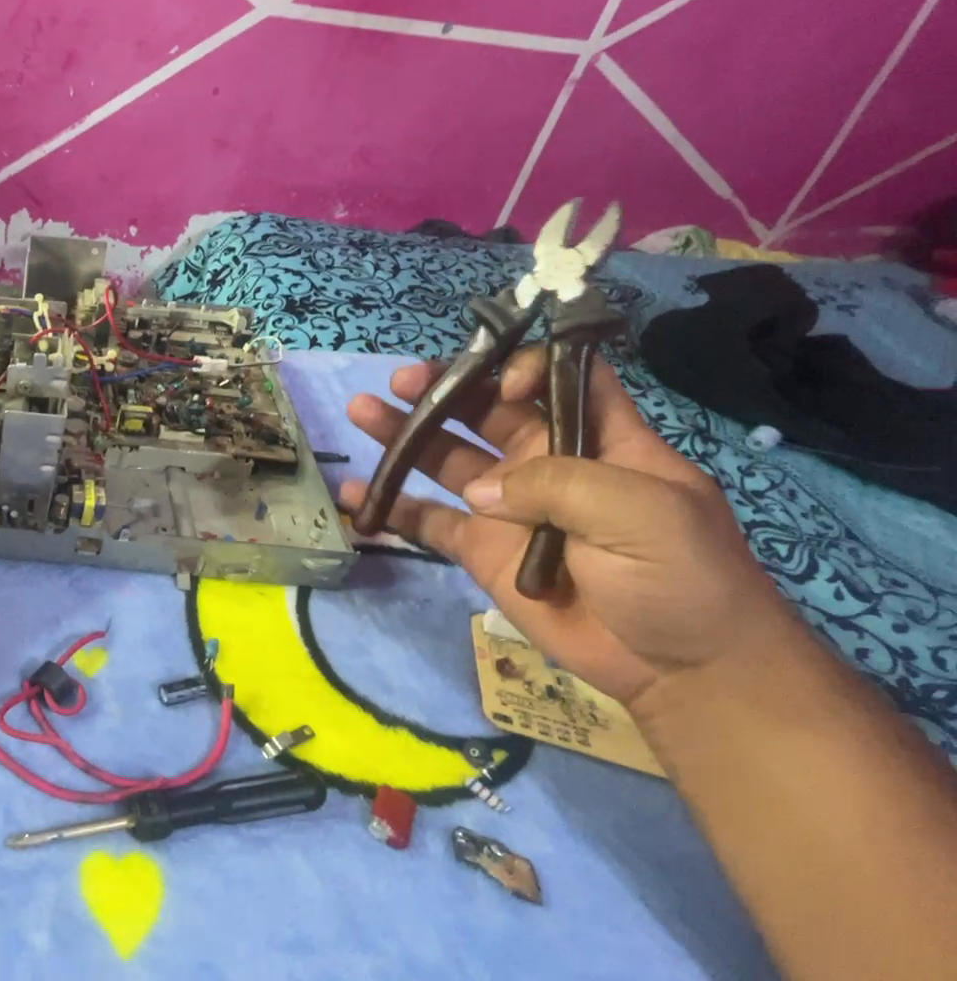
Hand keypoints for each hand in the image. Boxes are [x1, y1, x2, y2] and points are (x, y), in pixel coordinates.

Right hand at [339, 348, 795, 709]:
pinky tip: (354, 494)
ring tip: (362, 412)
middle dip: (446, 390)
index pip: (560, 381)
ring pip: (446, 459)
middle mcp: (548, 464)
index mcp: (600, 441)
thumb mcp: (639, 510)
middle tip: (401, 381)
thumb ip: (555, 484)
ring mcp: (509, 508)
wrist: (681, 669)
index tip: (503, 383)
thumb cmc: (681, 576)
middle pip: (489, 412)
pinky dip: (392, 508)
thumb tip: (479, 494)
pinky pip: (428, 522)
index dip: (528, 367)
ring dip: (405, 435)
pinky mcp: (482, 551)